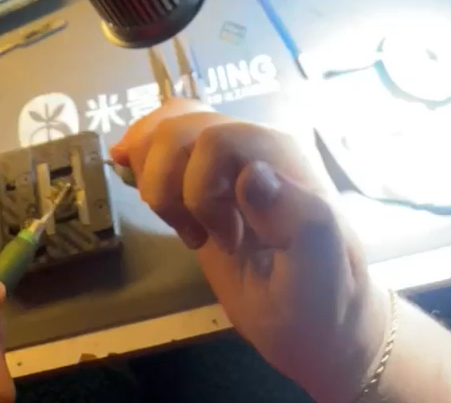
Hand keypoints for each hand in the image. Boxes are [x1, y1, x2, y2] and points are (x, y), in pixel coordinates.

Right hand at [112, 100, 387, 402]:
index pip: (215, 140)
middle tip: (198, 236)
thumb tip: (251, 176)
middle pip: (182, 127)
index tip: (226, 241)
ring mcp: (227, 157)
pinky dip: (141, 148)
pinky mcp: (205, 174)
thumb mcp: (319, 273)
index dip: (201, 192)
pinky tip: (129, 165)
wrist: (321, 323)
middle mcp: (253, 144)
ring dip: (154, 177)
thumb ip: (296, 217)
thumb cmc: (321, 301)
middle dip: (170, 186)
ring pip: (167, 127)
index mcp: (280, 156)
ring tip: (180, 220)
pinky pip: (165, 134)